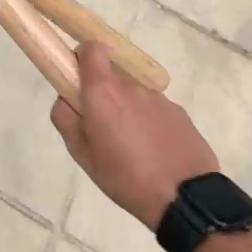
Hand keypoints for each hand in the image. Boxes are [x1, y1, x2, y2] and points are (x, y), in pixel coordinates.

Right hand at [50, 41, 218, 228]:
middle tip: (104, 124)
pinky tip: (156, 151)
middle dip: (105, 92)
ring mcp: (160, 100)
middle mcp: (131, 87)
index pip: (92, 49)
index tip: (79, 79)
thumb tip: (66, 98)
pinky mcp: (182, 116)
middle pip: (113, 75)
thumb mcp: (80, 153)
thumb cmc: (125, 176)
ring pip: (135, 95)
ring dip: (129, 109)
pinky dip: (151, 123)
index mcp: (103, 91)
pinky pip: (157, 111)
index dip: (83, 58)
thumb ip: (64, 117)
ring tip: (134, 145)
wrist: (187, 202)